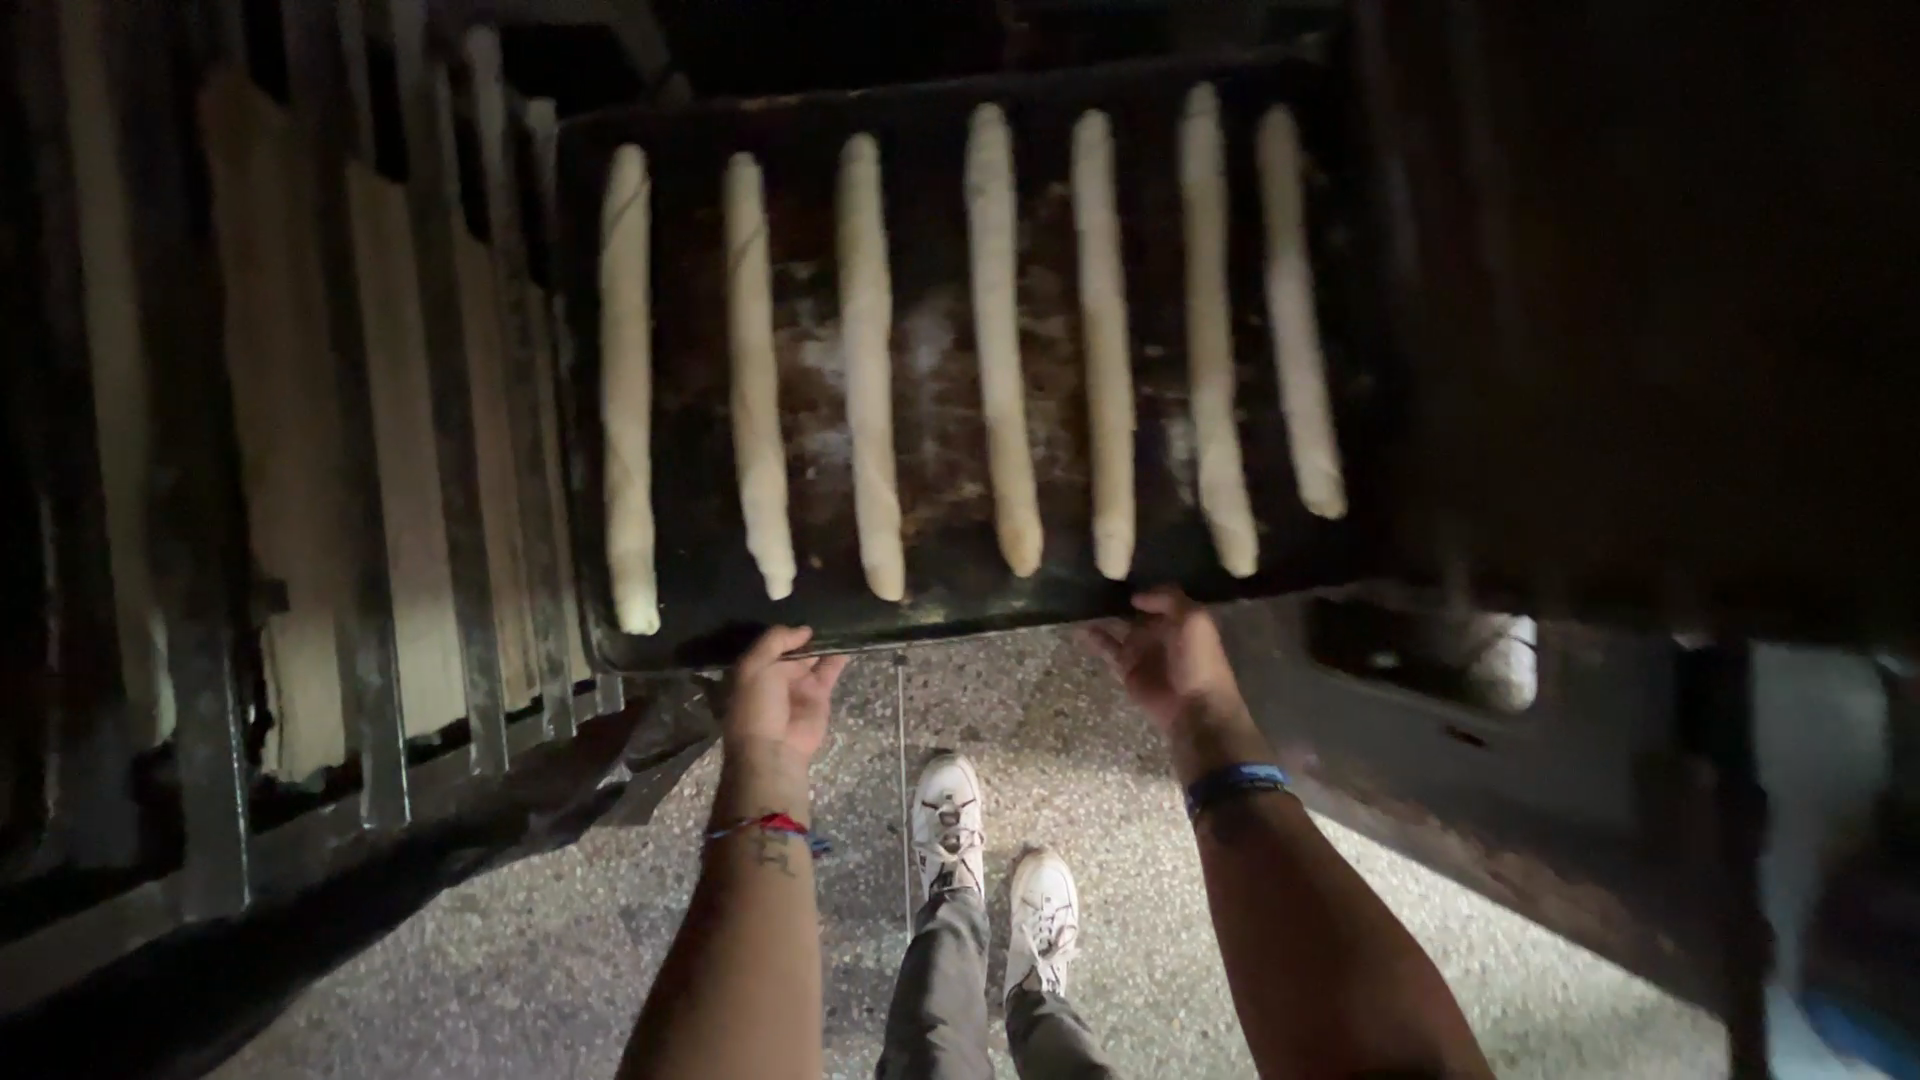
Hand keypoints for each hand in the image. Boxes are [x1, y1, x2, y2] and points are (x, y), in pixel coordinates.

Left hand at [723, 626, 849, 766]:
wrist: (773, 749)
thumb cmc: (755, 705)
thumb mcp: (755, 666)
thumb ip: (776, 641)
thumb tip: (804, 630)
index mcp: (754, 670)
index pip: (771, 644)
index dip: (785, 632)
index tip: (801, 615)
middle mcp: (777, 676)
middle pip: (794, 650)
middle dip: (806, 635)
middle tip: (824, 612)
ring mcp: (799, 685)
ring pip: (814, 657)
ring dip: (824, 642)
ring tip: (838, 621)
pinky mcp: (820, 695)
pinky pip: (830, 670)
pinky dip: (839, 657)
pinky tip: (848, 638)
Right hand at [1082, 587, 1245, 737]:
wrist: (1194, 707)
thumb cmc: (1198, 660)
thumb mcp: (1194, 619)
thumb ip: (1167, 599)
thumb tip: (1136, 597)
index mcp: (1179, 618)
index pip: (1158, 596)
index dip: (1143, 585)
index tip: (1122, 573)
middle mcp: (1158, 631)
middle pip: (1135, 609)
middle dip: (1118, 597)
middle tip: (1094, 581)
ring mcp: (1141, 649)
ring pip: (1118, 626)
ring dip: (1103, 614)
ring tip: (1081, 598)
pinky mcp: (1125, 667)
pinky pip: (1106, 647)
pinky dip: (1093, 637)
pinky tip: (1079, 625)